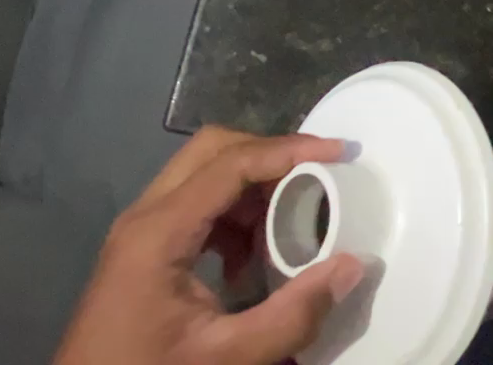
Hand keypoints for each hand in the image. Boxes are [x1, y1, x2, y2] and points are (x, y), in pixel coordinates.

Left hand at [54, 126, 365, 364]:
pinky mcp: (143, 250)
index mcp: (160, 231)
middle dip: (270, 154)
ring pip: (204, 172)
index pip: (233, 162)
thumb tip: (352, 265)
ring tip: (290, 221)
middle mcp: (146, 216)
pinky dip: (233, 213)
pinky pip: (196, 203)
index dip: (289, 150)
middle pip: (214, 149)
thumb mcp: (226, 360)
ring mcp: (140, 231)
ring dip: (252, 185)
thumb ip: (292, 315)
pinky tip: (252, 259)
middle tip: (316, 175)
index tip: (339, 152)